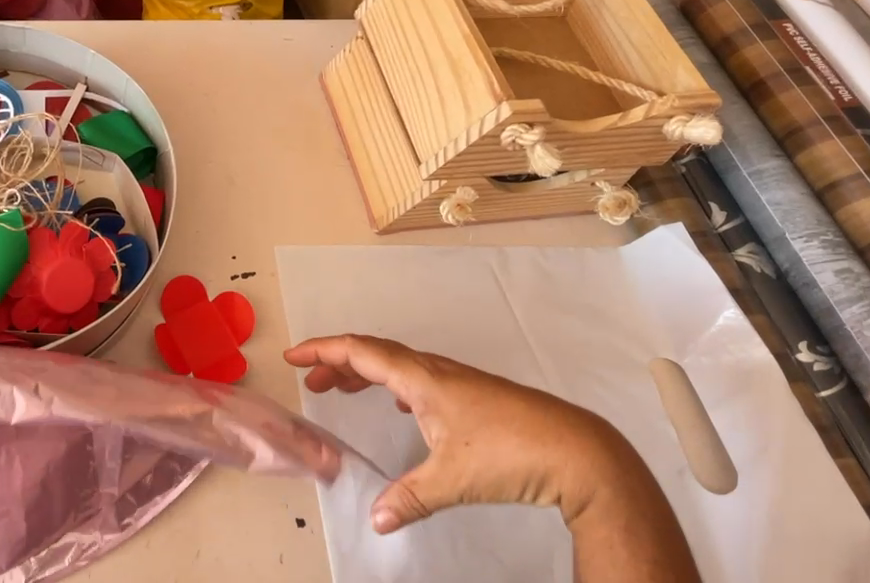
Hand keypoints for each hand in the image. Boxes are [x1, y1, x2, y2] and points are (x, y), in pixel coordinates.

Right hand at [284, 334, 633, 534]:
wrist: (576, 451)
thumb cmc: (509, 453)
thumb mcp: (453, 479)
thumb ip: (410, 497)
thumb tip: (377, 519)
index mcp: (421, 377)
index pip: (360, 351)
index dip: (323, 350)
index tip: (293, 355)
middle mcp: (433, 370)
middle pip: (373, 352)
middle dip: (337, 361)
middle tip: (311, 380)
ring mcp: (454, 380)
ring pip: (396, 364)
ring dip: (363, 371)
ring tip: (341, 388)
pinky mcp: (470, 395)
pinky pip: (415, 377)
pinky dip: (391, 384)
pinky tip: (397, 407)